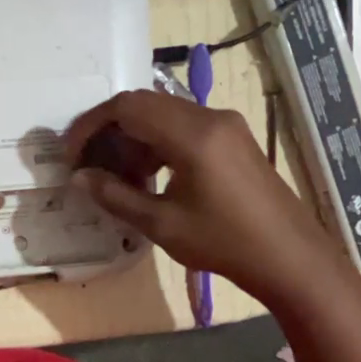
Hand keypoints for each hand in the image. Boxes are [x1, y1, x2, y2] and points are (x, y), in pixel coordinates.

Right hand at [64, 90, 354, 306]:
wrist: (288, 256)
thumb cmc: (224, 243)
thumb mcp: (162, 224)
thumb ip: (116, 196)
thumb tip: (79, 178)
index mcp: (192, 134)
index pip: (128, 107)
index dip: (91, 125)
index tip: (71, 155)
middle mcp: (209, 118)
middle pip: (144, 105)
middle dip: (109, 132)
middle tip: (88, 167)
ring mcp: (225, 126)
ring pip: (163, 116)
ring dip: (132, 140)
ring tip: (116, 180)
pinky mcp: (232, 140)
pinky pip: (183, 129)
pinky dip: (156, 146)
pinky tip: (147, 180)